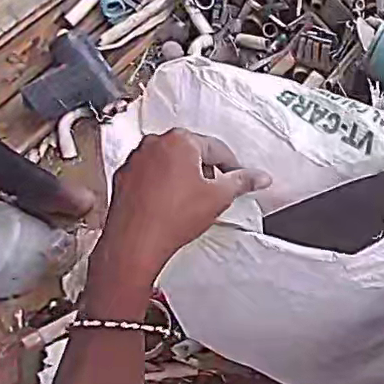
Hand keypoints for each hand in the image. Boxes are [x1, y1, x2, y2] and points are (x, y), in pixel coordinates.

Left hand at [95, 129, 268, 281]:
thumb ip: (243, 181)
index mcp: (180, 141)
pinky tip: (169, 204)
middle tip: (215, 192)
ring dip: (183, 176)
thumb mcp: (219, 197)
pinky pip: (150, 175)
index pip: (217, 149)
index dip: (232, 167)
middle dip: (206, 170)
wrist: (135, 242)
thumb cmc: (173, 217)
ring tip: (191, 201)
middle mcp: (155, 144)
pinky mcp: (123, 177)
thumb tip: (260, 177)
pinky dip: (162, 185)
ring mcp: (136, 160)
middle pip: (191, 152)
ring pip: (169, 162)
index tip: (236, 179)